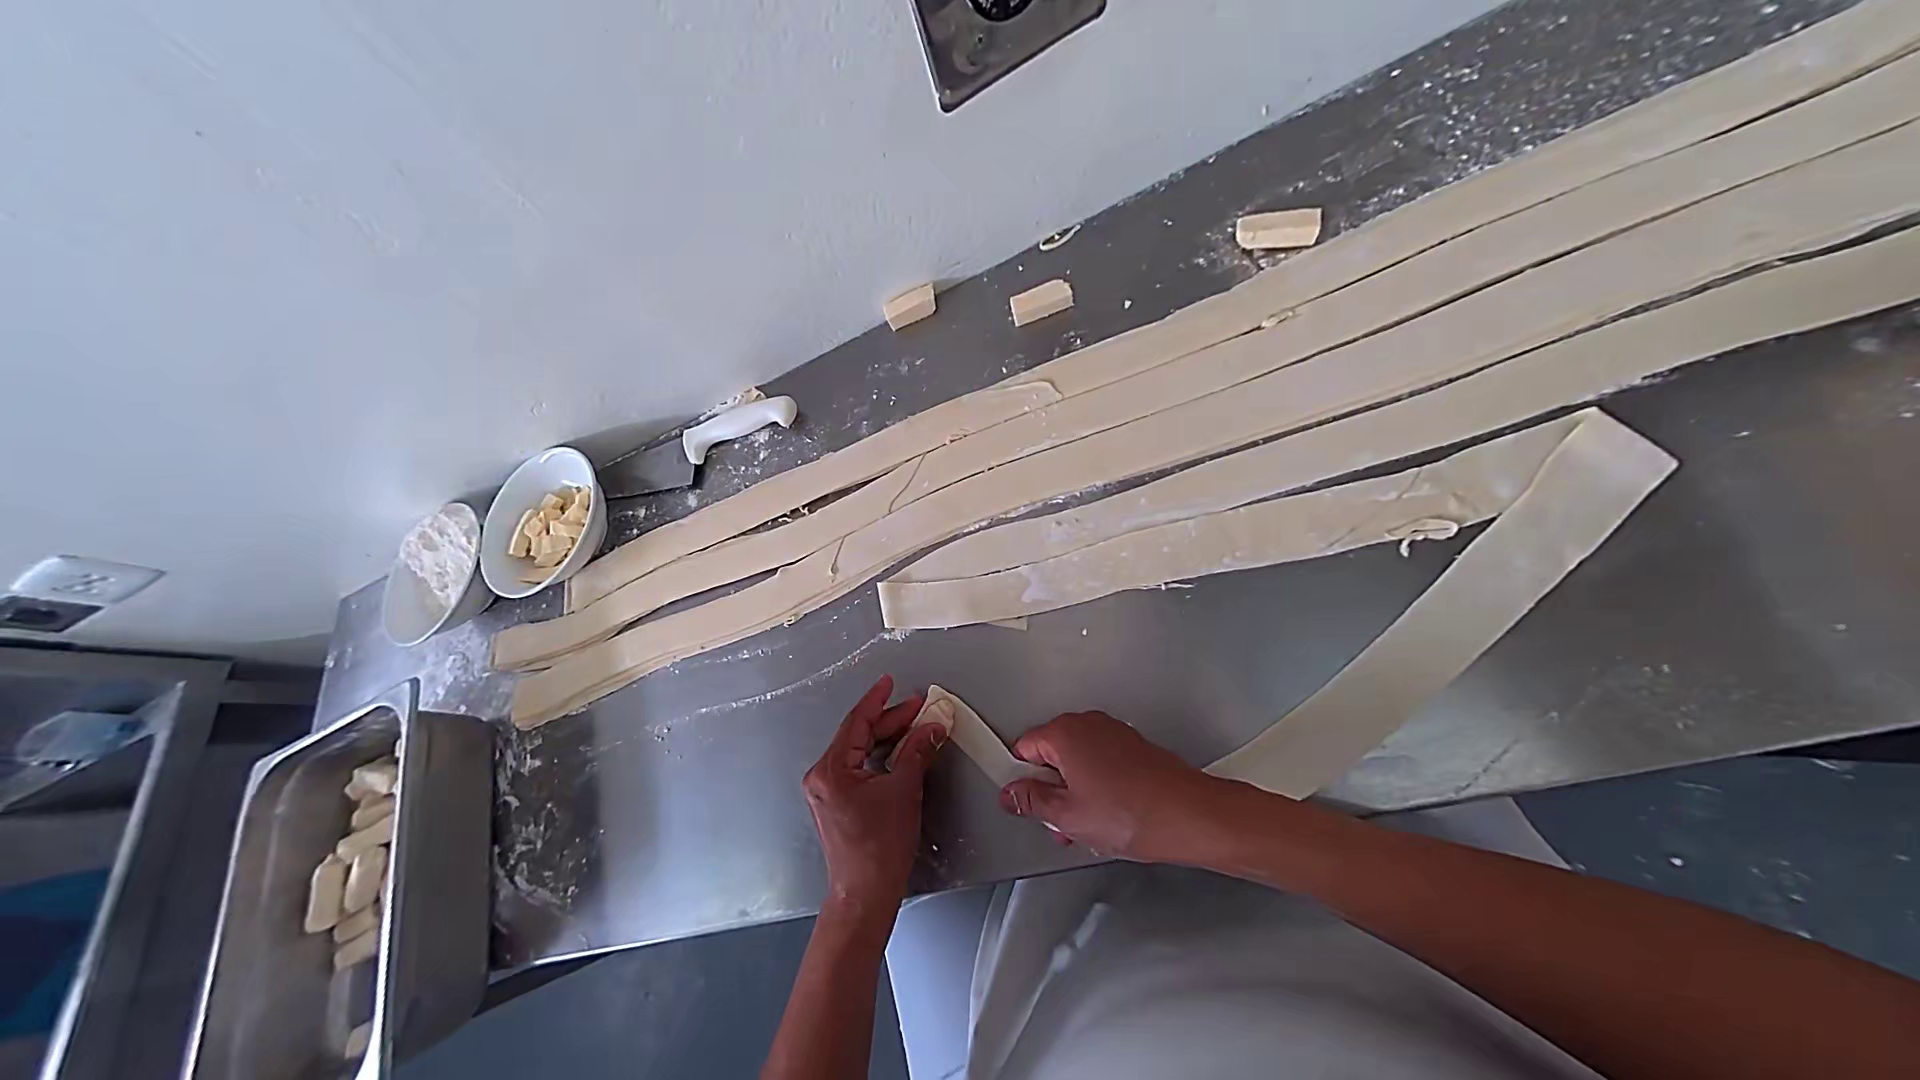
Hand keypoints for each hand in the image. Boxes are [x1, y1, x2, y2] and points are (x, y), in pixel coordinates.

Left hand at [802, 676, 945, 911]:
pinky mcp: (837, 802)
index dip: (878, 700)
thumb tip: (931, 727)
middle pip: (858, 734)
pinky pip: (859, 766)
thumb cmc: (878, 851)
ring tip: (915, 727)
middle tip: (918, 708)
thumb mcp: (904, 790)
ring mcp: (827, 791)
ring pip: (859, 750)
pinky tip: (901, 753)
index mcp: (831, 770)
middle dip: (890, 720)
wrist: (867, 893)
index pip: (857, 722)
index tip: (890, 684)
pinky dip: (881, 756)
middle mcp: (823, 777)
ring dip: (888, 738)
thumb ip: (918, 751)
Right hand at [999, 710, 1234, 861]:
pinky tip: (1111, 816)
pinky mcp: (1133, 747)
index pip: (1022, 748)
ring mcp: (1113, 733)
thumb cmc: (1135, 813)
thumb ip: (1031, 802)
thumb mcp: (1067, 816)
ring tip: (1091, 826)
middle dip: (1051, 790)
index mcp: (1065, 733)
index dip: (1020, 780)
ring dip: (1075, 792)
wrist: (1190, 817)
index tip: (1024, 802)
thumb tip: (1013, 794)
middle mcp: (1088, 724)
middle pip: (1050, 754)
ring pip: (1077, 762)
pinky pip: (1101, 764)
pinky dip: (1099, 787)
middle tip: (1061, 822)